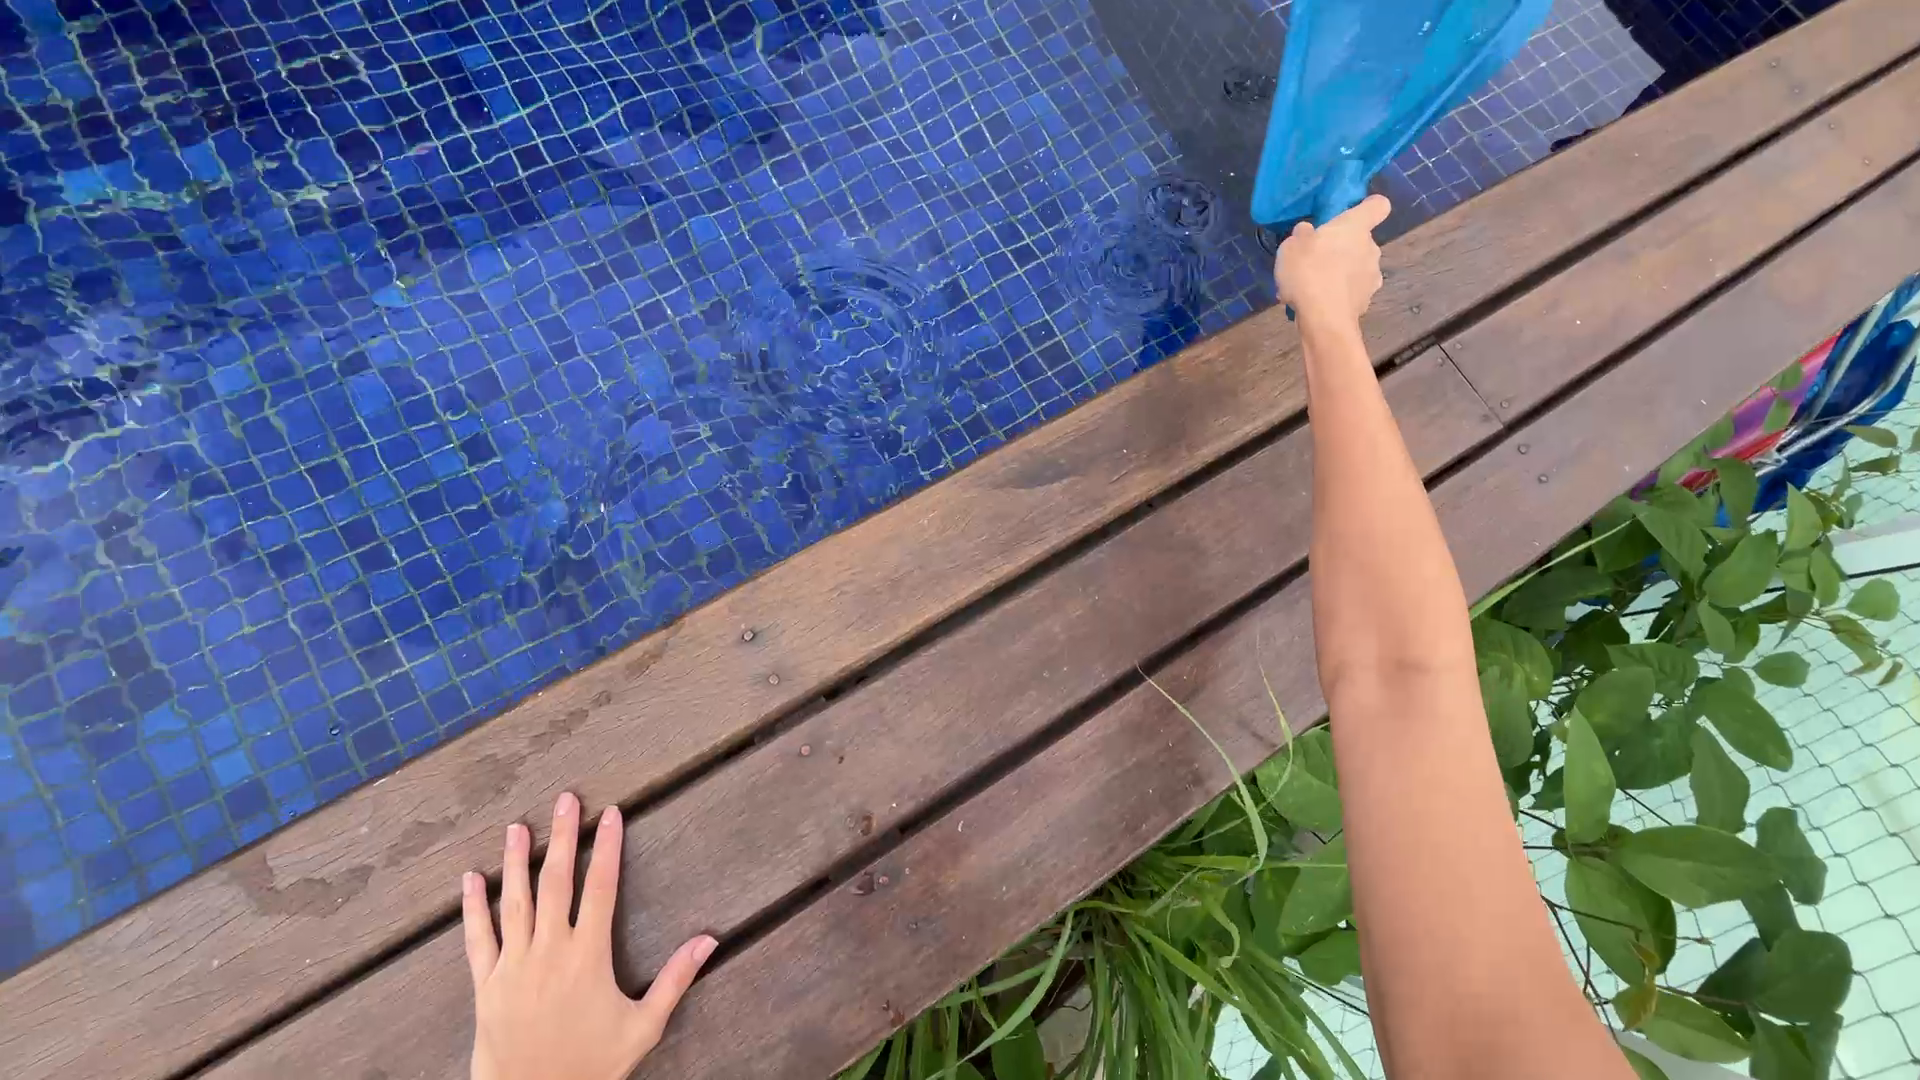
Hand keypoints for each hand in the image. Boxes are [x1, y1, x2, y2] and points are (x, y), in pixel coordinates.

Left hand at [463, 793, 716, 1079]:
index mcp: (588, 955)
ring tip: (519, 827)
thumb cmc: (591, 1067)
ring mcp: (512, 967)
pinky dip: (472, 908)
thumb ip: (676, 979)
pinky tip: (470, 880)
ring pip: (515, 902)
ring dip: (517, 861)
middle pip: (556, 882)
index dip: (607, 847)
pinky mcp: (485, 986)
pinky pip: (476, 939)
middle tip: (566, 800)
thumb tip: (711, 938)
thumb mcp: (643, 1026)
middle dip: (563, 837)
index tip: (611, 814)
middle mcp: (548, 951)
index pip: (600, 887)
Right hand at [1275, 194, 1391, 326]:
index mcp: (1356, 227)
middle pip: (1361, 242)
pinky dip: (1338, 296)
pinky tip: (1319, 305)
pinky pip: (1351, 293)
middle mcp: (1372, 248)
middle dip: (1343, 250)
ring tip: (1314, 289)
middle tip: (1316, 262)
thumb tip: (1308, 233)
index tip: (1350, 217)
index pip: (1377, 206)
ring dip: (1340, 275)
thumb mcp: (1291, 246)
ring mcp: (1372, 276)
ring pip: (1356, 269)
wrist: (1323, 317)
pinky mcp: (1366, 301)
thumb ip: (1302, 236)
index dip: (1366, 208)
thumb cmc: (1308, 272)